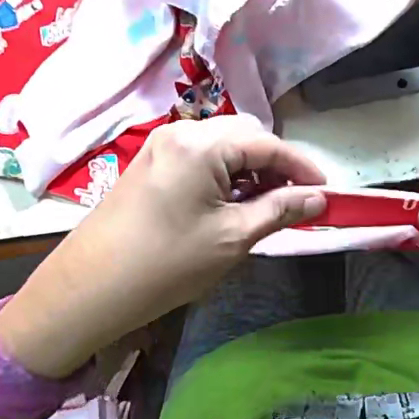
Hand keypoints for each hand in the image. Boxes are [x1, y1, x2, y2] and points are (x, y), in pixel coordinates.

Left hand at [0, 117, 326, 376]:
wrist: (92, 286)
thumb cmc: (167, 263)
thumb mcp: (232, 238)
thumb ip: (279, 210)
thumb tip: (318, 199)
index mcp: (202, 144)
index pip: (267, 143)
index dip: (302, 166)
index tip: (326, 192)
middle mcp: (181, 132)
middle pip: (245, 135)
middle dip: (275, 164)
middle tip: (293, 201)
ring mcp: (162, 146)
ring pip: (222, 145)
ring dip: (250, 170)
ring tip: (264, 207)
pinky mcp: (152, 163)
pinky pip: (200, 157)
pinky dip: (224, 174)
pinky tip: (231, 204)